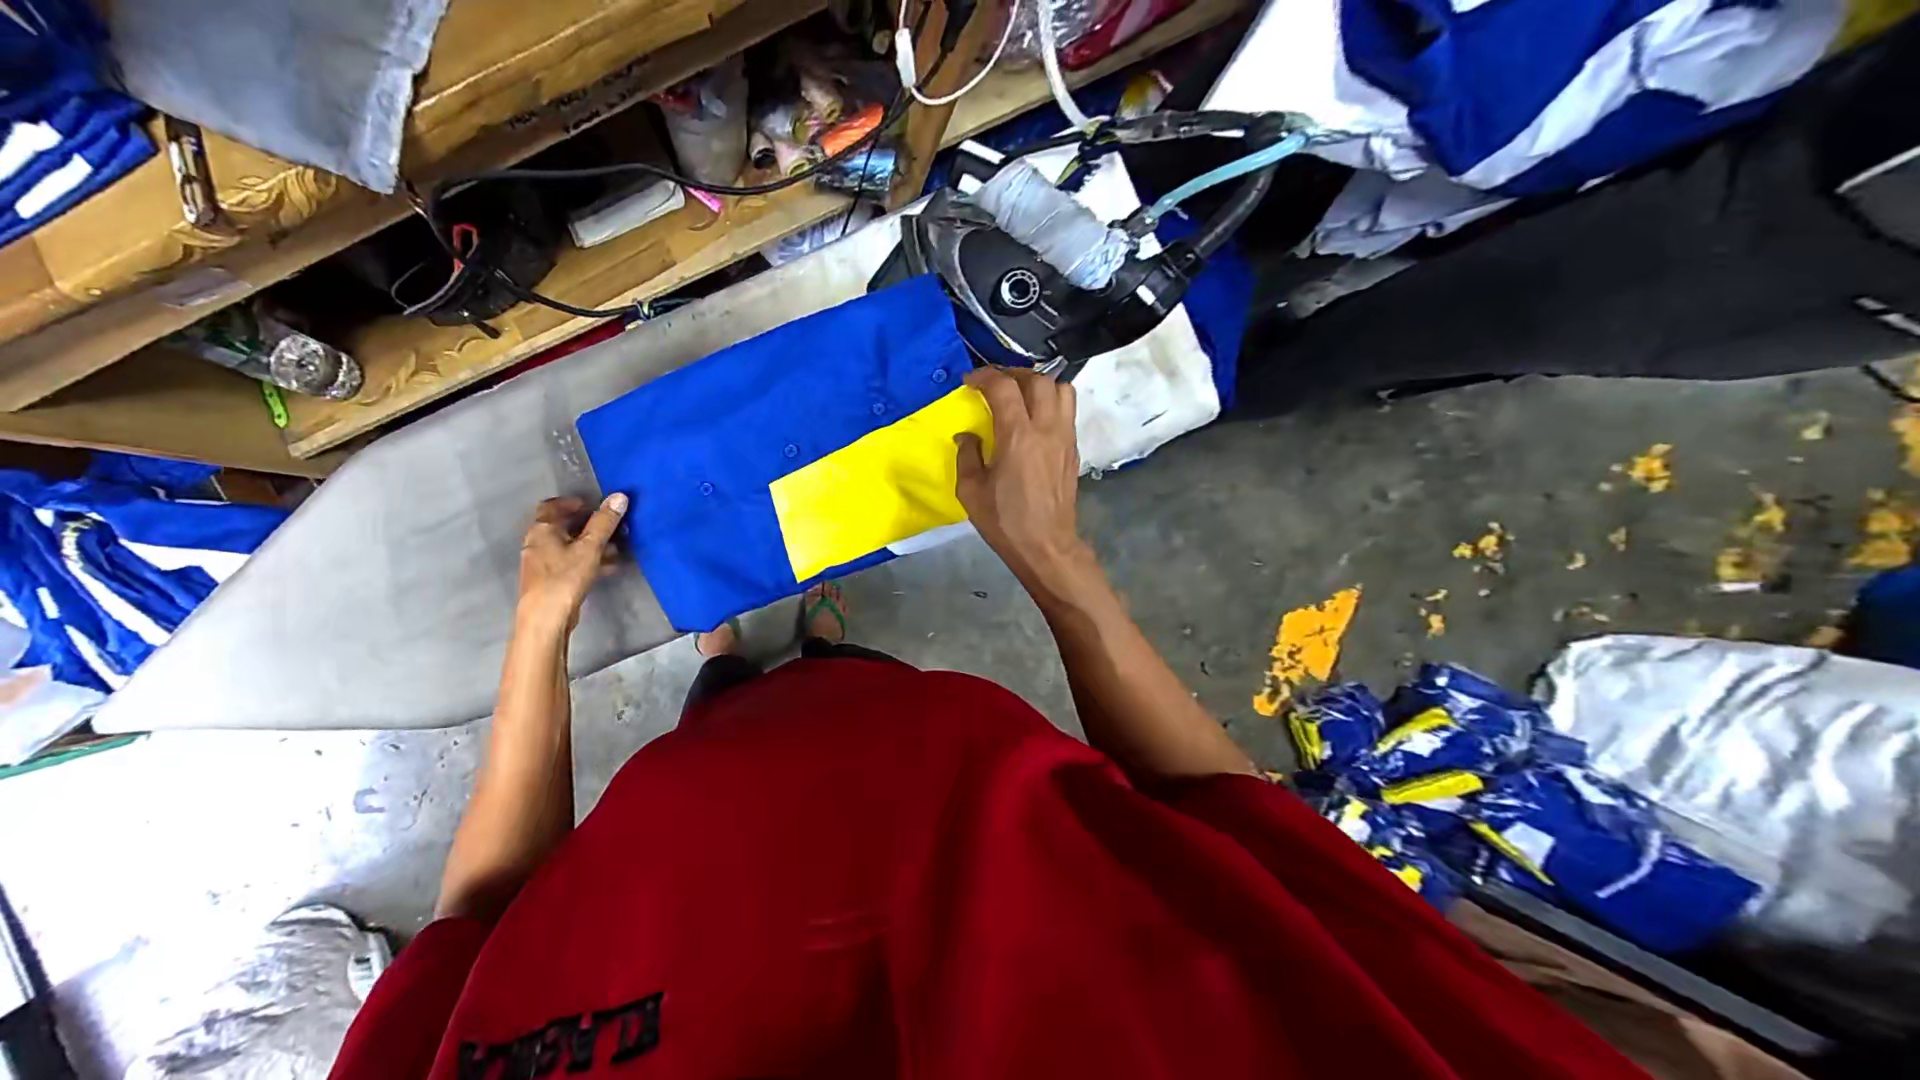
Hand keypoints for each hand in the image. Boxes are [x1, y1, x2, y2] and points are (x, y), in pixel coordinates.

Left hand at [516, 494, 627, 633]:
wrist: (546, 617)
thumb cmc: (565, 577)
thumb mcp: (590, 547)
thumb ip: (604, 522)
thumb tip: (619, 496)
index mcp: (542, 530)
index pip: (552, 506)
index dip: (572, 503)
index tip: (593, 505)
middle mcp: (537, 543)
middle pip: (562, 526)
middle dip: (587, 524)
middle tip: (610, 525)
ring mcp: (542, 563)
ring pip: (569, 546)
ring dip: (590, 544)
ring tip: (616, 547)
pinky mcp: (550, 580)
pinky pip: (571, 562)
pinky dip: (588, 560)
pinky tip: (608, 567)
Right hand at [955, 368, 1092, 591]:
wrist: (1046, 546)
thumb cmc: (1005, 521)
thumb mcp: (971, 491)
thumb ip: (967, 455)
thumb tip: (967, 436)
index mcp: (1018, 437)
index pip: (1004, 387)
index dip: (984, 376)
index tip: (970, 382)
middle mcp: (1046, 430)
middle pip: (1038, 380)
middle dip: (1013, 373)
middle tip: (994, 383)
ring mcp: (1064, 438)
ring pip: (1061, 389)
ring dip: (1039, 384)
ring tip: (1020, 394)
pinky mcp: (1073, 450)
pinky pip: (1067, 411)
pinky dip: (1051, 402)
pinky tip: (1034, 418)